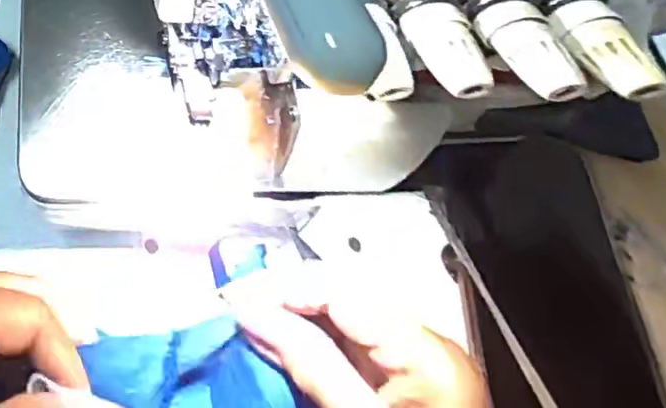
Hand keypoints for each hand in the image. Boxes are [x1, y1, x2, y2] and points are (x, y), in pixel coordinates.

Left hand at [0, 270, 90, 407]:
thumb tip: (82, 403)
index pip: (36, 313)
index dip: (67, 363)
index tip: (81, 407)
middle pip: (27, 298)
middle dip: (55, 347)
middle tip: (70, 398)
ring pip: (10, 311)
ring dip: (34, 353)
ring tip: (42, 396)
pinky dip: (8, 356)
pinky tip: (11, 390)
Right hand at [226, 265, 485, 407]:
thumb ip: (311, 365)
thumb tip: (254, 313)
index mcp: (430, 353)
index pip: (341, 288)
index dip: (283, 285)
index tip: (237, 296)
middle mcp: (427, 345)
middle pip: (341, 292)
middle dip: (283, 292)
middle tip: (236, 301)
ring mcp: (416, 361)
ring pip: (339, 311)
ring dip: (291, 311)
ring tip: (249, 315)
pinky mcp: (402, 379)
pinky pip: (346, 339)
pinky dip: (309, 335)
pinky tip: (279, 339)